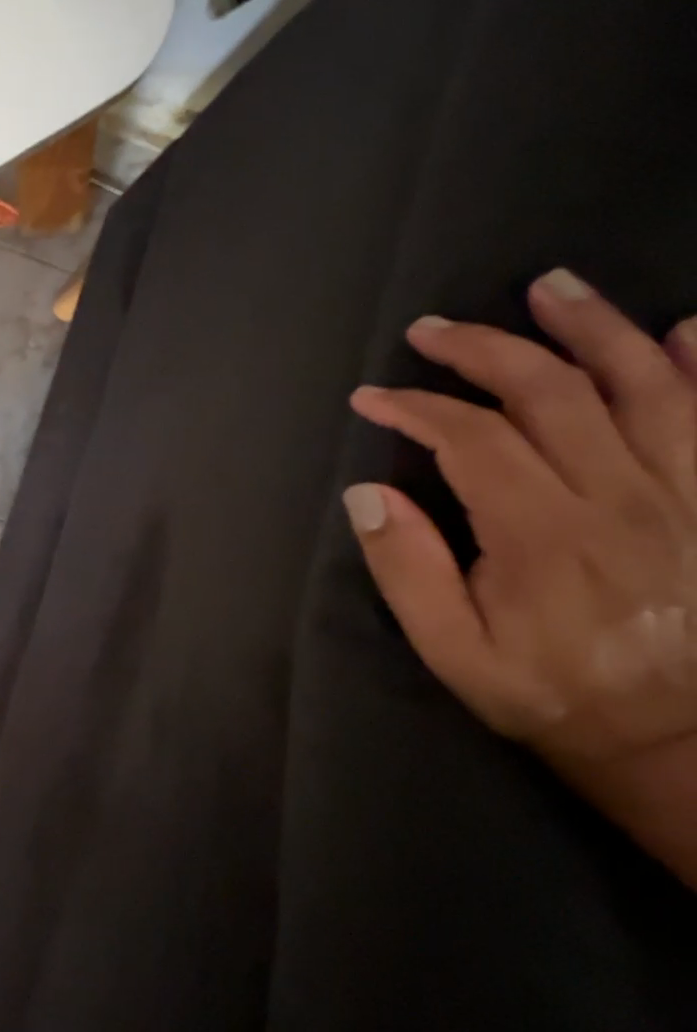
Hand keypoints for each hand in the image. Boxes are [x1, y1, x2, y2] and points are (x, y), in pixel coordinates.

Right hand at [344, 269, 696, 884]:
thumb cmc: (555, 694)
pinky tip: (682, 326)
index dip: (416, 406)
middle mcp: (623, 497)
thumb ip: (408, 571)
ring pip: (645, 385)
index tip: (372, 398)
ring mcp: (688, 493)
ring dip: (592, 329)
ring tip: (549, 288)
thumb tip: (366, 494)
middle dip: (485, 350)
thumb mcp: (454, 653)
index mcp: (544, 534)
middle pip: (553, 394)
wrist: (689, 742)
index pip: (472, 438)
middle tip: (434, 329)